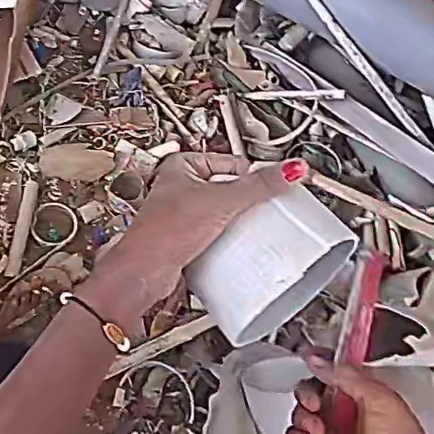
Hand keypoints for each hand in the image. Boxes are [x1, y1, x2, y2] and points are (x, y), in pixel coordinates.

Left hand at [87, 155, 305, 319]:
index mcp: (181, 165)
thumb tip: (289, 170)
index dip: (253, 172)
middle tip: (268, 207)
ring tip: (257, 227)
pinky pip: (216, 233)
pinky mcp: (187, 238)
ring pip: (222, 213)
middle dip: (248, 199)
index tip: (276, 182)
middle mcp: (179, 187)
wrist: (145, 272)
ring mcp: (183, 214)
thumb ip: (257, 186)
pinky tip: (241, 243)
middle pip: (228, 188)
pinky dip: (229, 237)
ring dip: (239, 221)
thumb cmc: (164, 231)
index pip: (230, 161)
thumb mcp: (219, 201)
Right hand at [287, 357, 433, 433]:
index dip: (324, 364)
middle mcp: (358, 419)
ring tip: (314, 430)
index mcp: (376, 401)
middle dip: (309, 393)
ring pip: (307, 415)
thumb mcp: (388, 410)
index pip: (343, 371)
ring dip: (303, 418)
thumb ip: (353, 379)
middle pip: (319, 392)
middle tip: (314, 403)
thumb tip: (323, 361)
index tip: (309, 361)